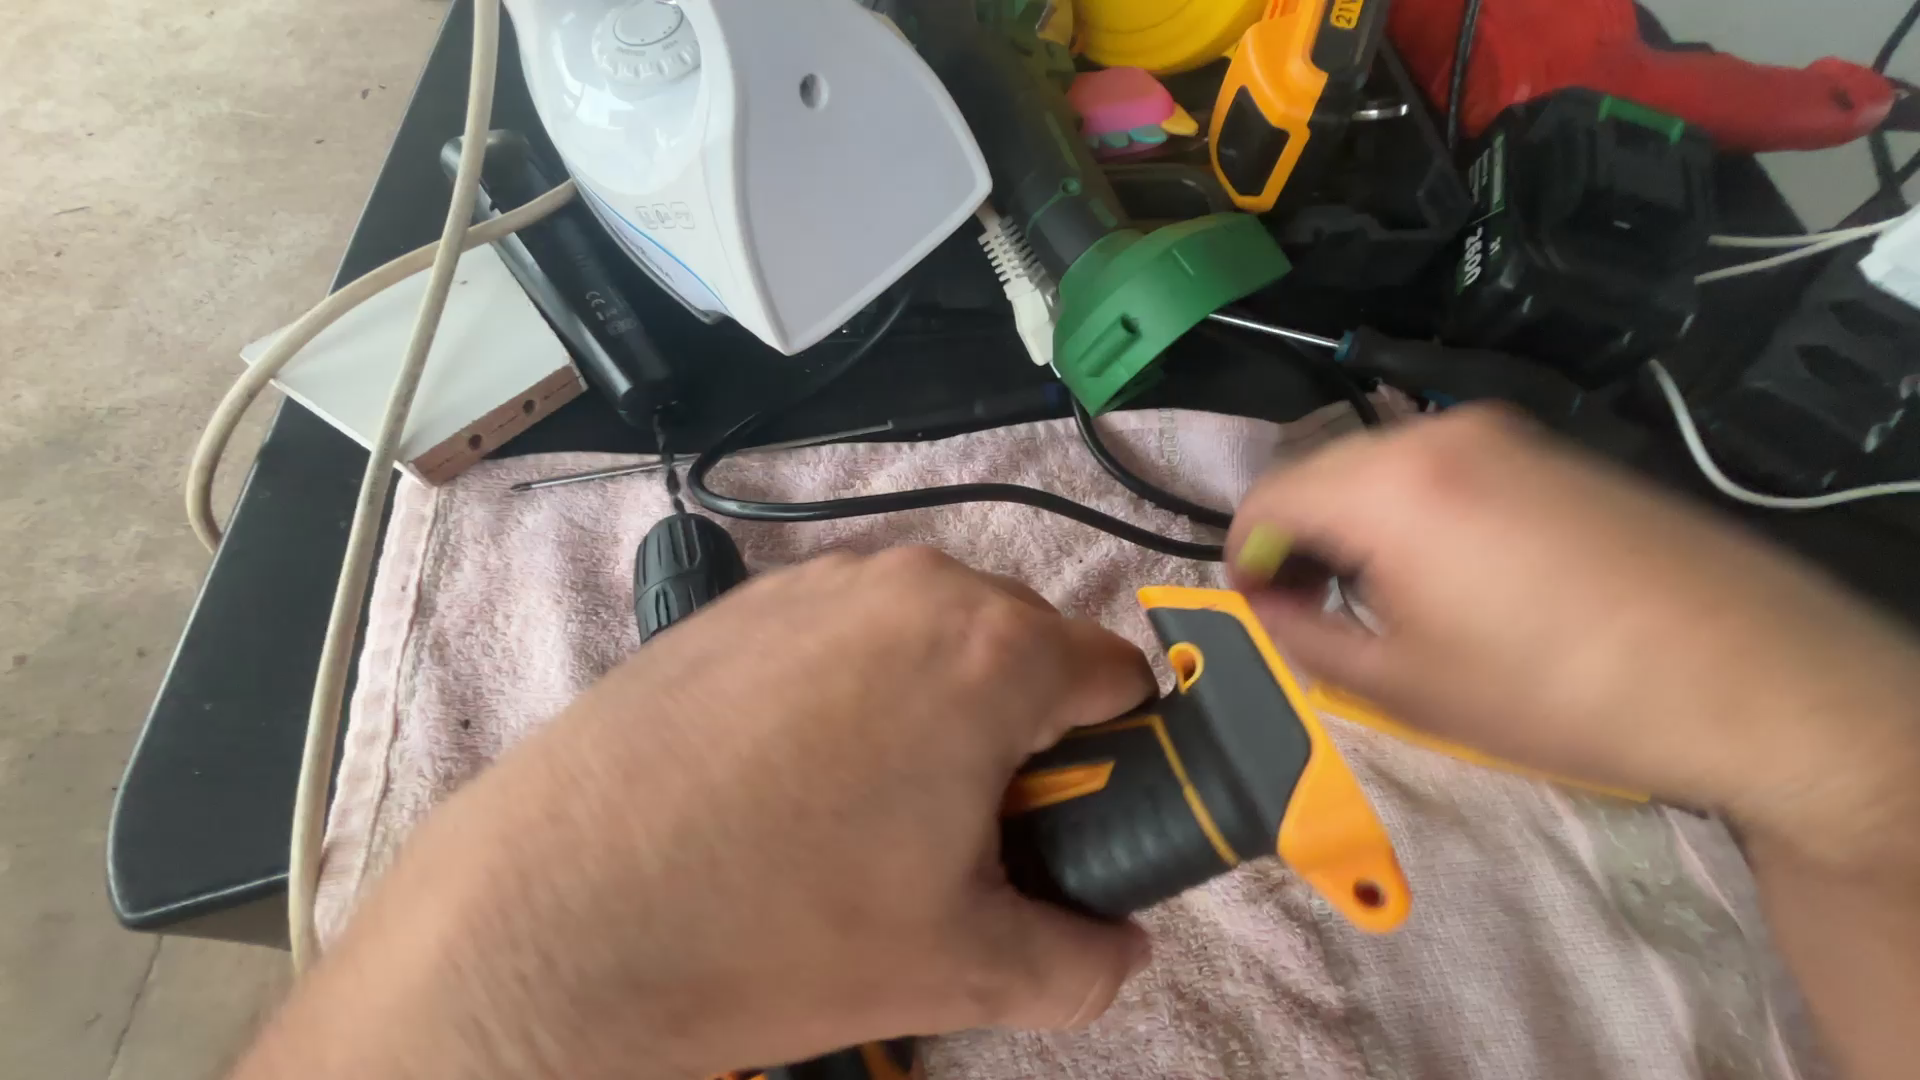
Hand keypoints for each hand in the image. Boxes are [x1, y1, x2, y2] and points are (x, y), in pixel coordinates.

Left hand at [236, 548, 1154, 1079]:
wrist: (555, 905)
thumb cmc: (781, 927)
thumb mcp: (962, 967)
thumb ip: (1083, 961)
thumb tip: (1123, 947)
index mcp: (995, 652)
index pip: (1116, 672)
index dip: (1116, 744)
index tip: (1074, 804)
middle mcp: (921, 585)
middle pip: (1027, 643)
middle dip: (1024, 721)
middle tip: (966, 814)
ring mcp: (830, 579)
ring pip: (938, 628)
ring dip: (941, 694)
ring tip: (871, 787)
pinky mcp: (756, 594)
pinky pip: (855, 625)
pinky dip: (861, 675)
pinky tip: (795, 755)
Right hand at [1225, 408, 1919, 874]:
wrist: (1762, 686)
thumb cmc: (1557, 695)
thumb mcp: (1399, 683)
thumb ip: (1300, 635)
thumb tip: (1262, 604)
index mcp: (1388, 488)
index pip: (1266, 497)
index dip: (1241, 552)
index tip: (1252, 598)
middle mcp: (1437, 437)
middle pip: (1314, 472)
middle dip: (1292, 535)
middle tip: (1302, 599)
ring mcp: (1499, 433)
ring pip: (1371, 465)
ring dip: (1345, 520)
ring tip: (1365, 588)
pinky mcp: (1544, 449)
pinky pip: (1431, 464)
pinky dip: (1399, 506)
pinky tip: (1429, 565)